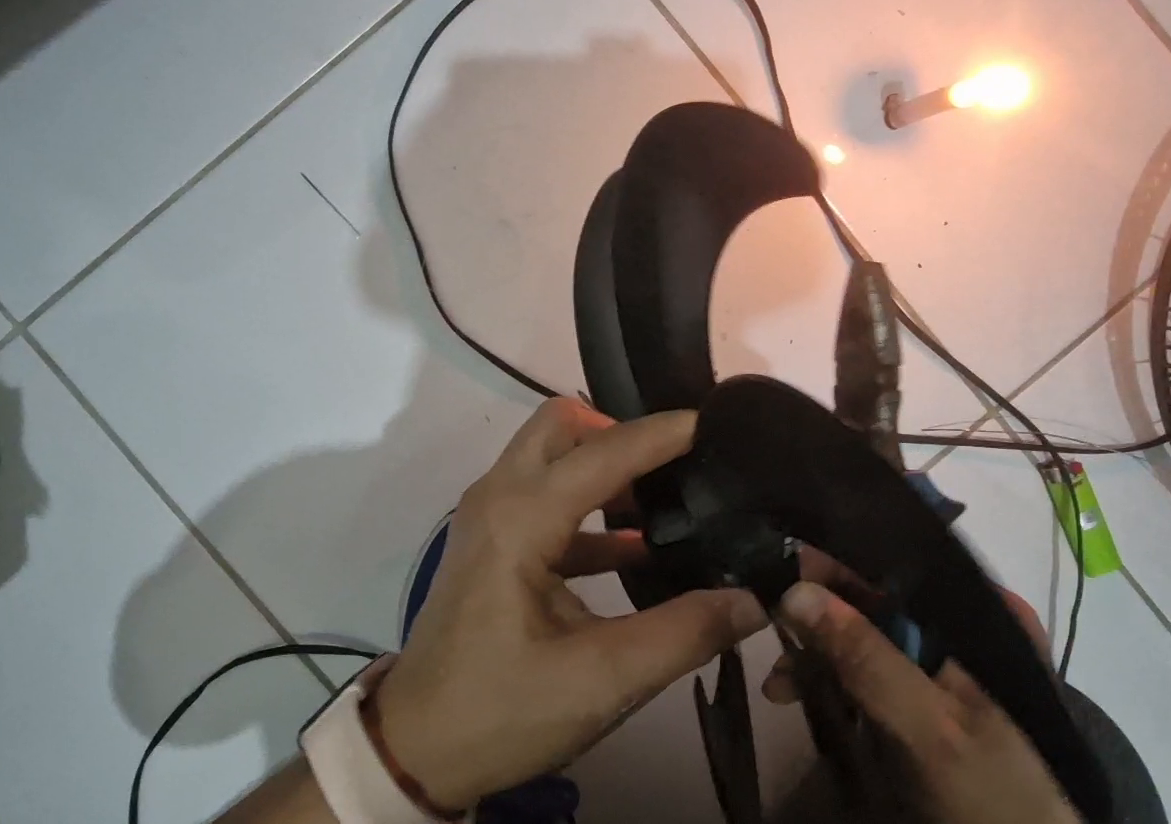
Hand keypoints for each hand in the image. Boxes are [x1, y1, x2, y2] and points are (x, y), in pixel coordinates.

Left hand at [370, 399, 766, 811]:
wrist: (416, 747)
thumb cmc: (502, 709)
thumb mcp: (602, 680)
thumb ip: (683, 633)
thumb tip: (754, 599)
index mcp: (521, 517)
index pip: (603, 451)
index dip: (662, 434)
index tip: (715, 422)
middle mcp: (499, 497)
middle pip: (562, 426)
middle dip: (620, 432)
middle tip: (677, 463)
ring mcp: (490, 516)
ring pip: (550, 455)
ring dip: (605, 465)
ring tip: (670, 496)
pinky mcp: (492, 541)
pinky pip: (545, 497)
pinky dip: (591, 506)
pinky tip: (637, 547)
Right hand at [775, 582, 1079, 823]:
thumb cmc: (995, 798)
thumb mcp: (931, 728)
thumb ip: (868, 659)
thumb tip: (793, 589)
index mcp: (980, 612)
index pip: (892, 567)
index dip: (830, 567)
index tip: (774, 575)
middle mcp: (961, 626)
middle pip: (870, 600)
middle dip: (814, 617)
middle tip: (764, 631)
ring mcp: (942, 667)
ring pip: (862, 636)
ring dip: (814, 654)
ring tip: (776, 684)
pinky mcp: (925, 703)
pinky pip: (866, 672)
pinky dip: (829, 681)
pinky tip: (796, 695)